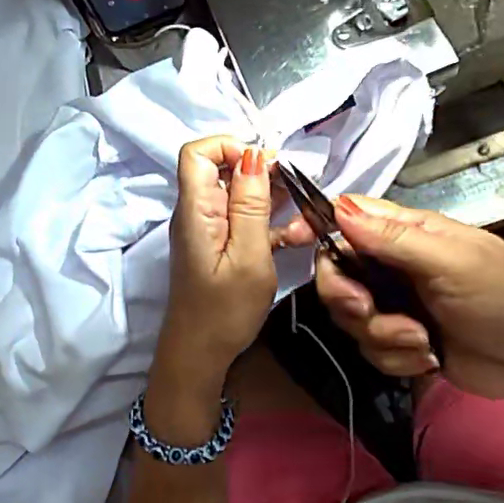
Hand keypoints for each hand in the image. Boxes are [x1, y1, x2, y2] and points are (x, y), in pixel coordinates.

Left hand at [161, 136, 279, 381]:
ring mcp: (210, 229)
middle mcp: (198, 212)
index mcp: (196, 210)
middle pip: (224, 169)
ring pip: (241, 195)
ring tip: (306, 217)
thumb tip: (254, 154)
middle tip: (300, 190)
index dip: (230, 146)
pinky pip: (246, 220)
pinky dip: (271, 223)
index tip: (267, 165)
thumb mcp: (248, 257)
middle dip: (264, 173)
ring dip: (275, 200)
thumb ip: (251, 205)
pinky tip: (298, 236)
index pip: (197, 152)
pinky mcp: (221, 245)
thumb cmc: (224, 311)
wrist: (201, 356)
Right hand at [298, 194, 503, 399]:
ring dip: (383, 335)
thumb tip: (340, 207)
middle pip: (336, 273)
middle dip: (348, 298)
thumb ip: (393, 238)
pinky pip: (370, 349)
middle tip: (369, 310)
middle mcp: (392, 265)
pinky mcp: (400, 341)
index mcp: (405, 233)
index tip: (294, 240)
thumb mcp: (452, 261)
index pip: (346, 219)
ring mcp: (395, 304)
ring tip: (422, 341)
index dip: (317, 227)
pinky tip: (428, 359)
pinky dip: (397, 359)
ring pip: (350, 318)